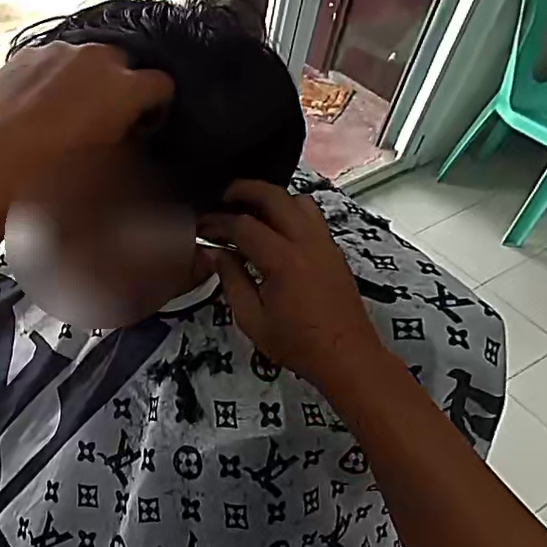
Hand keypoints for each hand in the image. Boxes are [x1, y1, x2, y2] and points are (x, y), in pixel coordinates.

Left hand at [0, 41, 172, 179]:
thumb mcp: (107, 164)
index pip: (161, 84)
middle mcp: (94, 60)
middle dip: (118, 87)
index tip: (144, 119)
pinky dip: (52, 78)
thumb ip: (129, 139)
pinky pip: (52, 61)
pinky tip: (39, 108)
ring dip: (83, 81)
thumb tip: (131, 133)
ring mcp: (59, 52)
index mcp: (124, 89)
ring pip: (85, 60)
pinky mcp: (27, 54)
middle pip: (123, 64)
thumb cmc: (48, 172)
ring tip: (64, 117)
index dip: (154, 105)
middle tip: (102, 120)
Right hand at [198, 181, 392, 391]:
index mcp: (283, 260)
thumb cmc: (296, 344)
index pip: (243, 226)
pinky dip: (290, 211)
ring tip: (250, 210)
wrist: (346, 357)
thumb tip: (215, 253)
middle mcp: (306, 242)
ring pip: (298, 200)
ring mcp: (324, 243)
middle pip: (274, 196)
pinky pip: (312, 217)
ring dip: (272, 198)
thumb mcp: (252, 319)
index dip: (217, 222)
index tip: (199, 226)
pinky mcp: (334, 251)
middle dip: (244, 190)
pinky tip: (275, 230)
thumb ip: (231, 281)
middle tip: (222, 197)